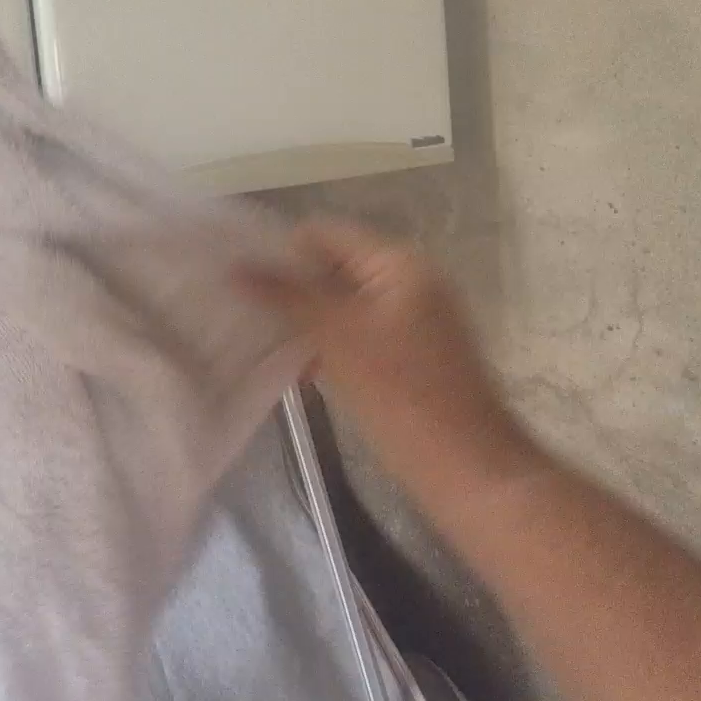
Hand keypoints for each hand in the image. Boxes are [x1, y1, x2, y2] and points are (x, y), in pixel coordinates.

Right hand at [241, 221, 535, 489]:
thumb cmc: (400, 392)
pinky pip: (354, 332)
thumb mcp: (335, 335)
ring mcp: (410, 319)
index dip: (281, 250)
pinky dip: (326, 342)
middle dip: (289, 287)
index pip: (325, 235)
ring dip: (304, 318)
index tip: (240, 277)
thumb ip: (285, 295)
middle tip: (243, 309)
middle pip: (332, 267)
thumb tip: (235, 266)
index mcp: (398, 264)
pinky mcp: (406, 353)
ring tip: (260, 337)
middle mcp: (408, 281)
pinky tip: (296, 365)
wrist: (465, 466)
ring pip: (341, 304)